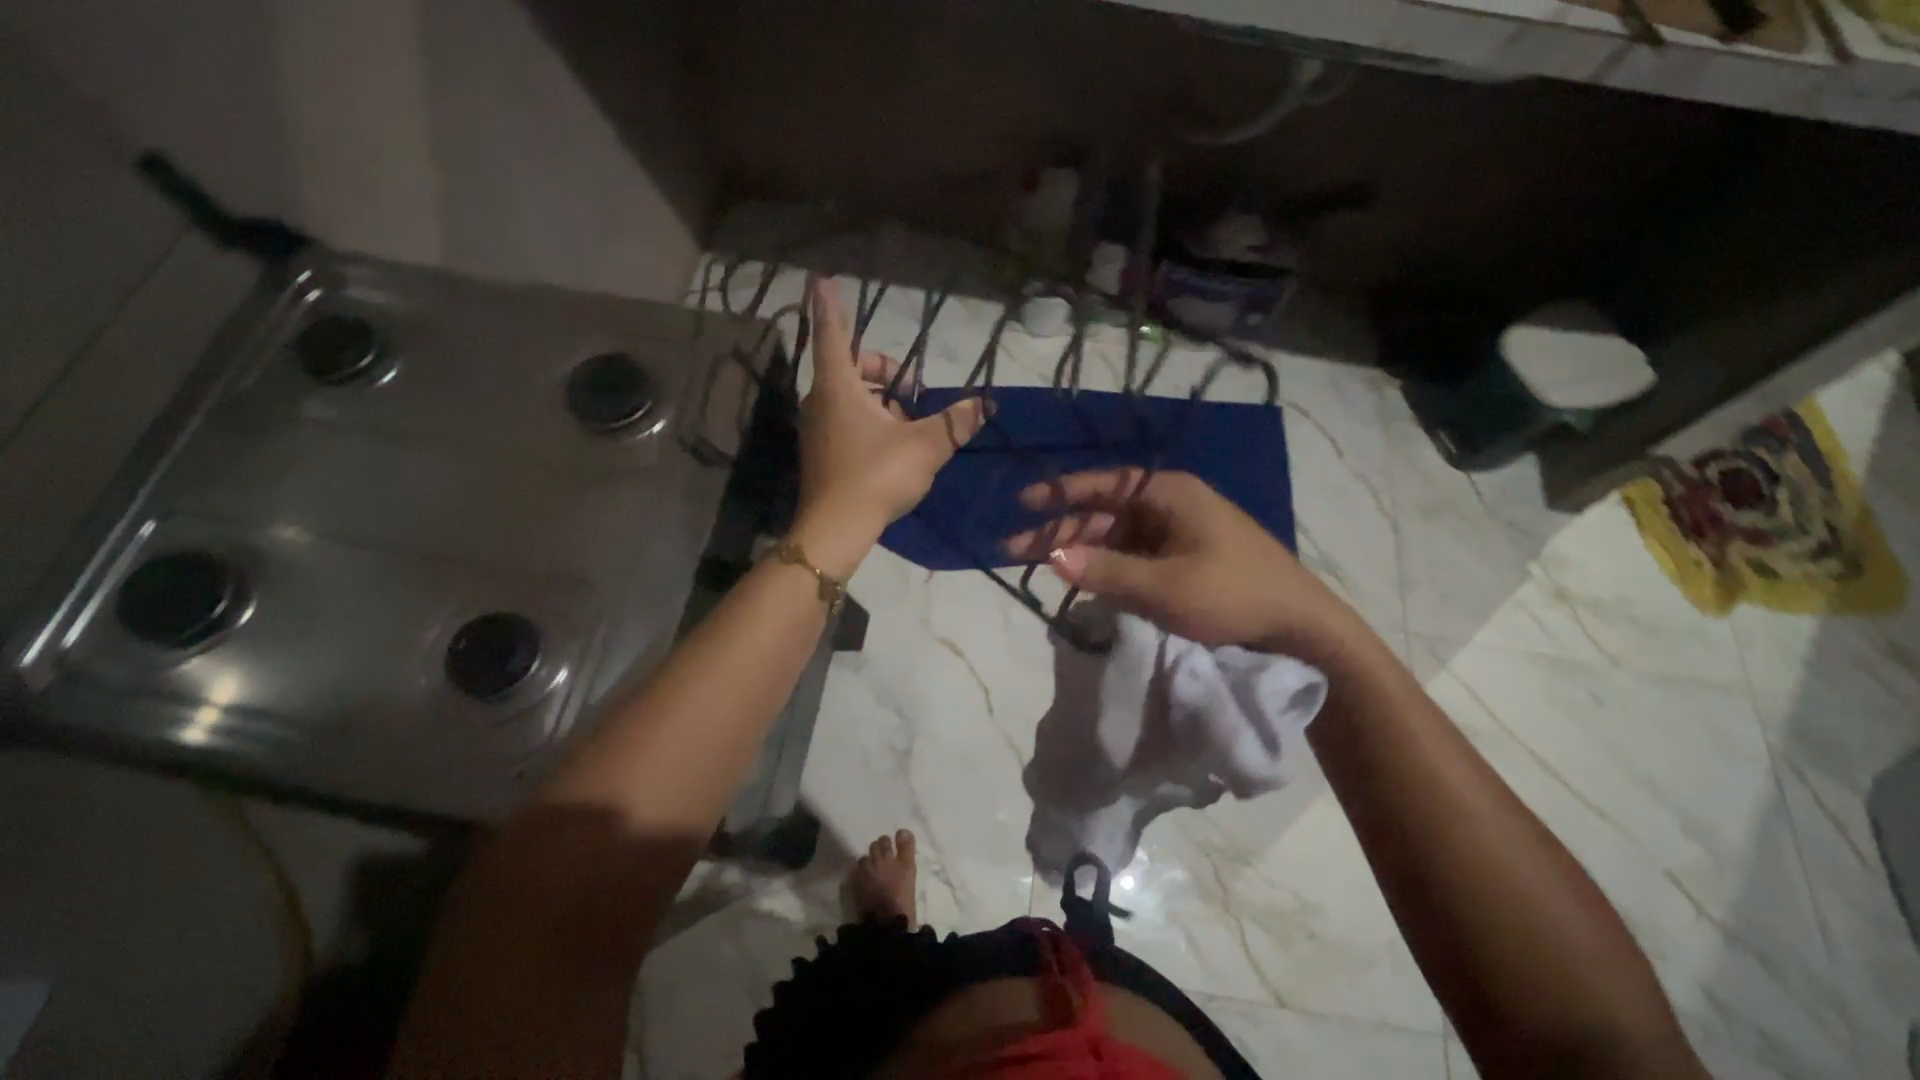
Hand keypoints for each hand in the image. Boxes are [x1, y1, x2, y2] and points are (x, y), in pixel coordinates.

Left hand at [793, 279, 985, 565]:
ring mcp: (816, 427)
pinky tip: (893, 447)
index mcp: (838, 387)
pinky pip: (844, 419)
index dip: (830, 306)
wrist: (836, 529)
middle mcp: (820, 400)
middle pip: (850, 365)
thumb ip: (955, 422)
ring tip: (909, 426)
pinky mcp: (819, 451)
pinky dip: (869, 419)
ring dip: (880, 400)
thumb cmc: (877, 475)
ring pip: (849, 396)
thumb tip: (985, 404)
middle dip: (883, 370)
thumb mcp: (926, 446)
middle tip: (913, 393)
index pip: (833, 334)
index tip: (820, 279)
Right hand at [1003, 468, 1368, 656]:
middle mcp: (1174, 505)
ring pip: (1120, 536)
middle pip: (1107, 512)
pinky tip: (1089, 583)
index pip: (1104, 484)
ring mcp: (1184, 532)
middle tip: (1019, 552)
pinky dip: (1111, 566)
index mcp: (1171, 494)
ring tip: (1046, 570)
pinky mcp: (1190, 558)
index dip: (1060, 492)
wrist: (1300, 626)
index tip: (1022, 503)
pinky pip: (1138, 555)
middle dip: (1064, 531)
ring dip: (1085, 552)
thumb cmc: (1232, 595)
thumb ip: (1105, 571)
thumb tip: (1052, 556)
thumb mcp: (1163, 587)